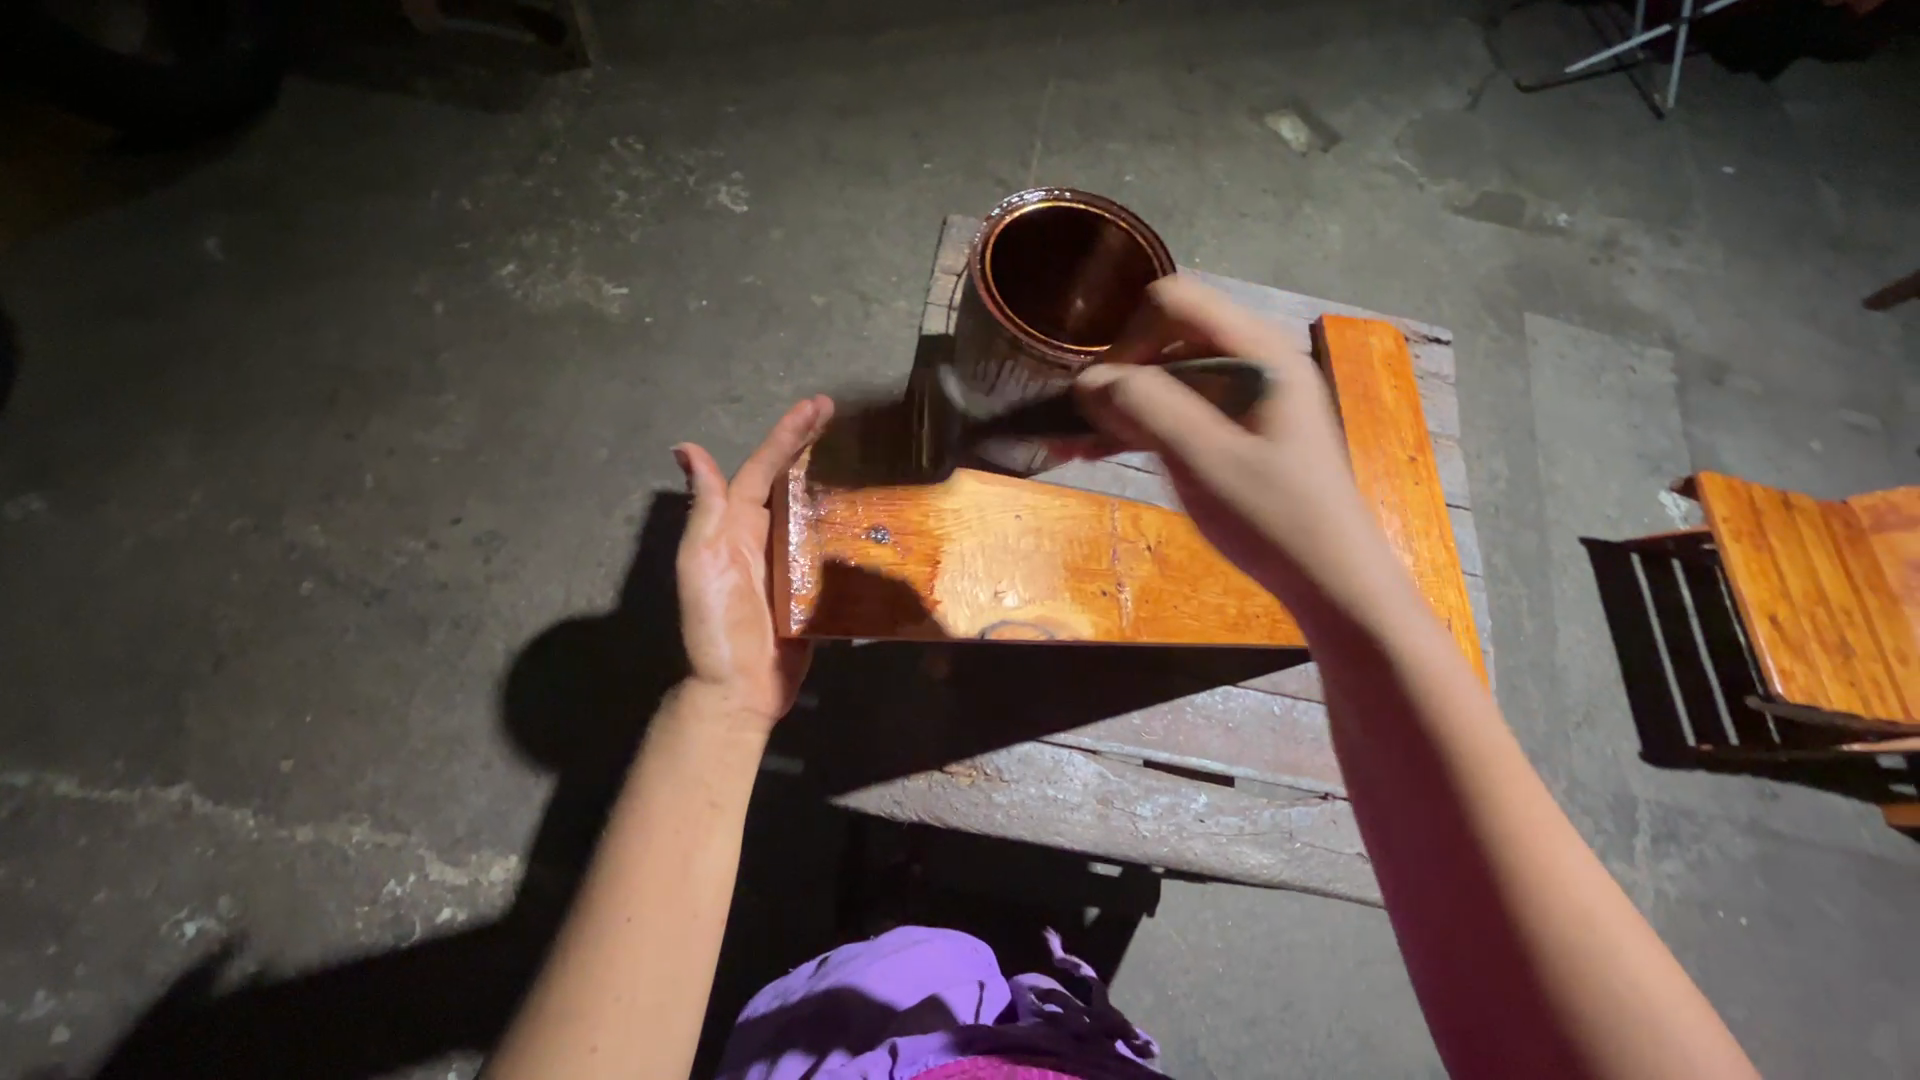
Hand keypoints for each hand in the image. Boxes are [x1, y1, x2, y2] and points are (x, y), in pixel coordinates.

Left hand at [672, 396, 833, 729]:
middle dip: (811, 444)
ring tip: (864, 453)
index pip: (764, 468)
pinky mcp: (813, 588)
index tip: (818, 405)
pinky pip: (832, 550)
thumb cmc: (715, 625)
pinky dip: (850, 529)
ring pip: (813, 510)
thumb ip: (706, 509)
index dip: (788, 434)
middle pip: (790, 480)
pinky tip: (874, 515)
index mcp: (736, 525)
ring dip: (835, 480)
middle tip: (838, 414)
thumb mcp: (701, 563)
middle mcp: (764, 535)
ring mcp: (790, 562)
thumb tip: (687, 448)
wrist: (741, 689)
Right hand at [1076, 276, 1412, 624]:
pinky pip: (1181, 411)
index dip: (1129, 339)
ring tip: (1075, 445)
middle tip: (1081, 427)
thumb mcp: (1203, 460)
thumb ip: (1146, 408)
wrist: (1332, 580)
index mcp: (1259, 353)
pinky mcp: (1239, 432)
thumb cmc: (1273, 518)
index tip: (1103, 396)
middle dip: (1119, 377)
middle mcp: (1254, 362)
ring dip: (1123, 406)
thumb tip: (1086, 379)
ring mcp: (1248, 398)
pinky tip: (1102, 453)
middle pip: (1168, 339)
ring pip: (1169, 379)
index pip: (1176, 304)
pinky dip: (1142, 427)